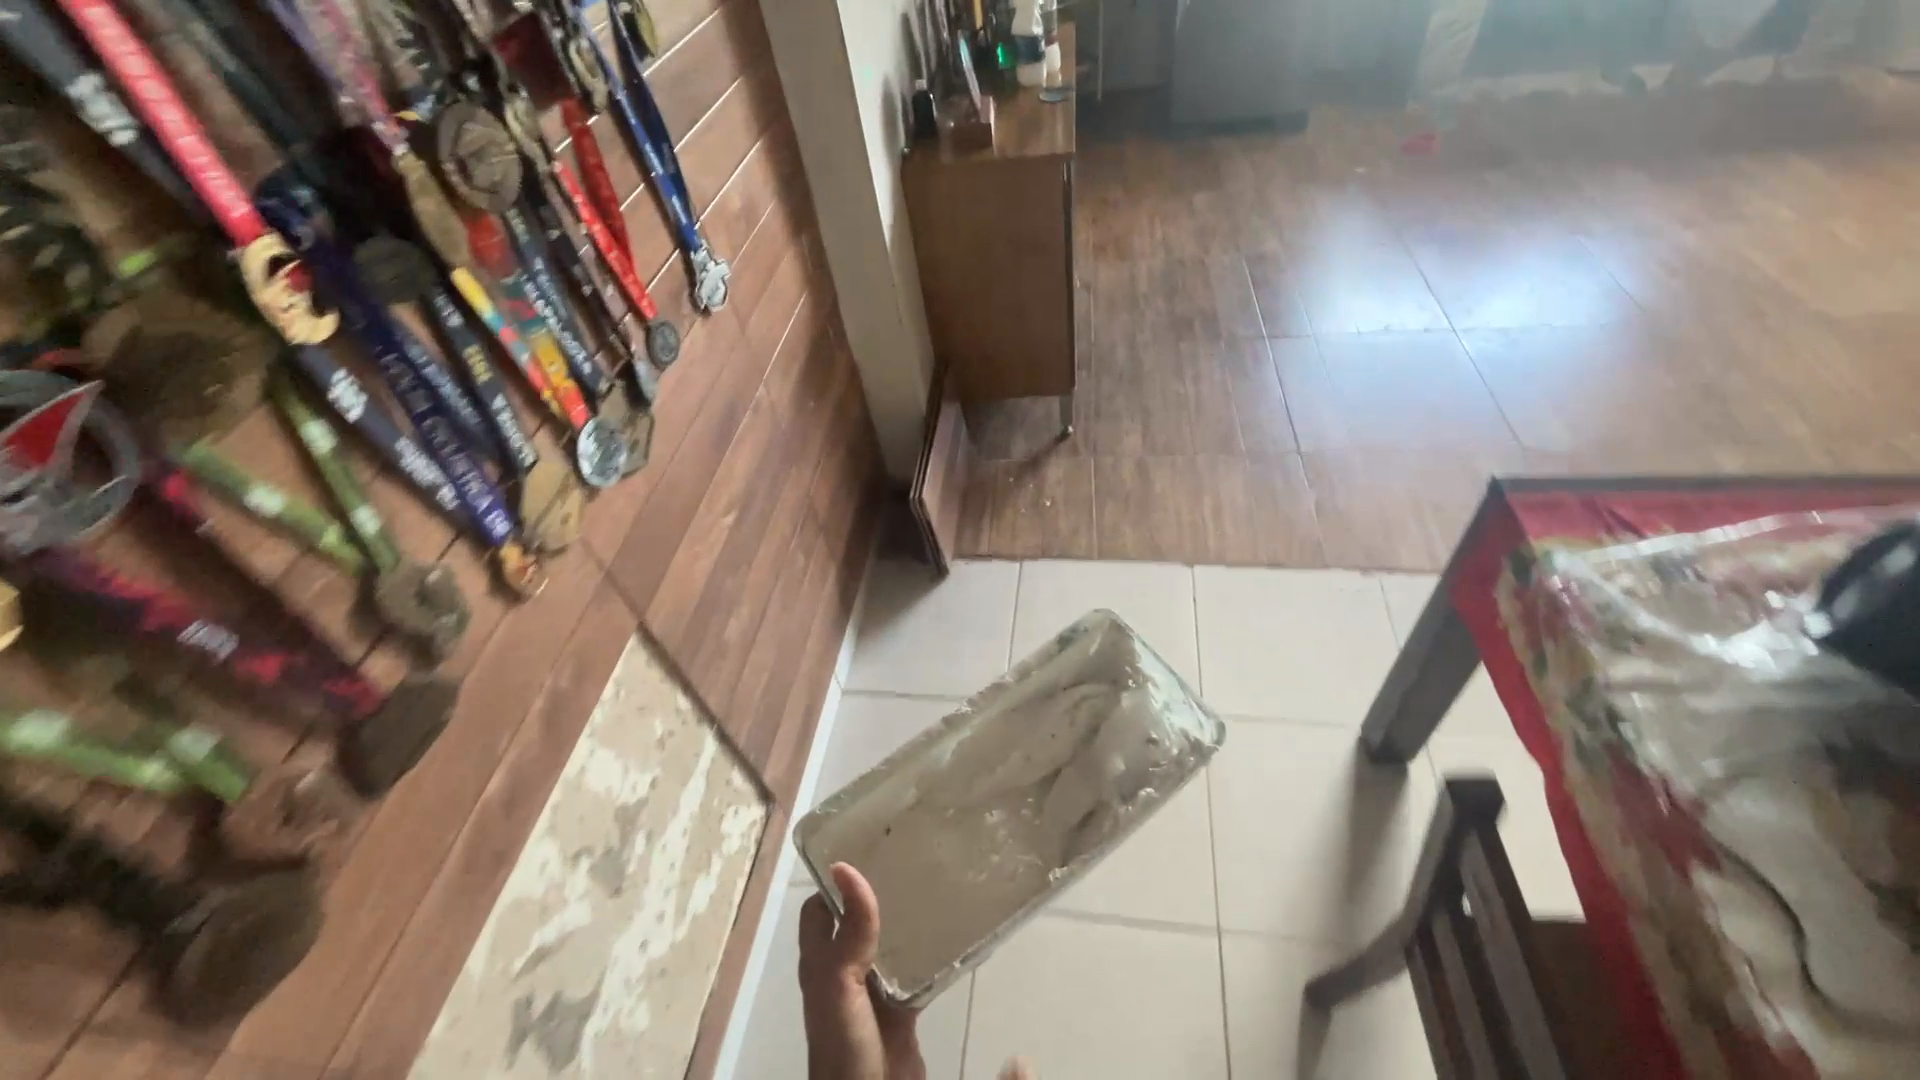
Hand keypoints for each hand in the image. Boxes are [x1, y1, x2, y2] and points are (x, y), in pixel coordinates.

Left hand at [799, 863, 924, 1079]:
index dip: (834, 879)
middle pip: (856, 919)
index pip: (820, 906)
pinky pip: (917, 971)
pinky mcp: (902, 1009)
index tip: (866, 846)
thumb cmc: (844, 1042)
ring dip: (907, 920)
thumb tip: (846, 866)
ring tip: (936, 883)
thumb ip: (849, 930)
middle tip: (911, 856)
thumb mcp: (840, 982)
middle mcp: (844, 969)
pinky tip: (953, 932)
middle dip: (879, 891)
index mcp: (820, 961)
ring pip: (888, 942)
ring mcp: (874, 990)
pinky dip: (932, 953)